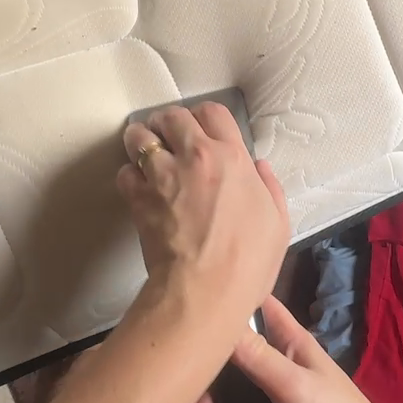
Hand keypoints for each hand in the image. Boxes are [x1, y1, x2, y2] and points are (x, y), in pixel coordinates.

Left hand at [117, 103, 288, 331]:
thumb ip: (269, 187)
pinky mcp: (138, 198)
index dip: (205, 116)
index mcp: (233, 157)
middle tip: (168, 134)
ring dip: (141, 139)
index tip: (201, 128)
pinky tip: (137, 186)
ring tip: (143, 150)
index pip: (213, 112)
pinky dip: (129, 175)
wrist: (205, 291)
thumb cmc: (249, 261)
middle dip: (168, 121)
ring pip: (140, 136)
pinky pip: (124, 172)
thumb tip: (258, 166)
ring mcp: (164, 175)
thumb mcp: (278, 223)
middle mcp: (196, 156)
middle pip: (173, 116)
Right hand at [192, 297, 402, 402]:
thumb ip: (258, 356)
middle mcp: (280, 367)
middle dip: (213, 378)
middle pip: (235, 359)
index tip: (198, 306)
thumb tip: (220, 319)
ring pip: (232, 398)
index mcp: (292, 343)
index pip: (260, 307)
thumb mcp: (294, 385)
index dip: (233, 300)